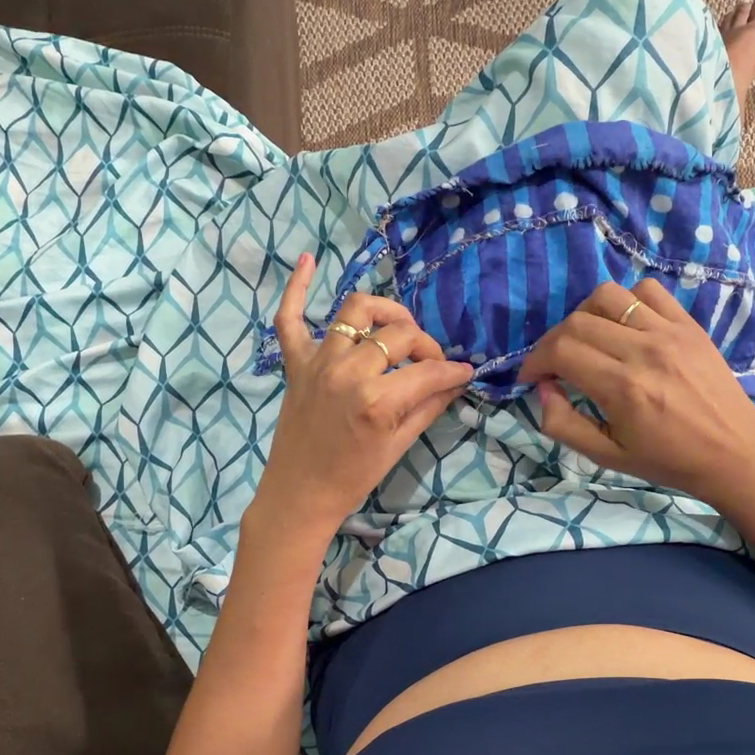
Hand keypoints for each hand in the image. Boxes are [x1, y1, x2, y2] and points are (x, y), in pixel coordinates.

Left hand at [256, 254, 475, 535]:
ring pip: (356, 310)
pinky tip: (308, 259)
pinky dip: (296, 287)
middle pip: (398, 334)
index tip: (464, 372)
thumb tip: (456, 381)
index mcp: (377, 399)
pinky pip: (289, 318)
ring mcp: (318, 362)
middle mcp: (347, 371)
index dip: (452, 370)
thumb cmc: (352, 478)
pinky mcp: (295, 363)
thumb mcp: (398, 446)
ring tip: (396, 328)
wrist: (300, 495)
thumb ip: (428, 406)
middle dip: (424, 345)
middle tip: (430, 363)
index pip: (428, 369)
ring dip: (384, 313)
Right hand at [516, 279, 754, 506]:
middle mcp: (644, 351)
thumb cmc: (666, 460)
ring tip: (586, 342)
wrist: (733, 453)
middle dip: (552, 342)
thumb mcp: (606, 456)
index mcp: (622, 388)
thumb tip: (544, 389)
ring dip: (584, 315)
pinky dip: (624, 303)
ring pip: (608, 296)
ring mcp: (670, 332)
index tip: (532, 377)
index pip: (560, 350)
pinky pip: (647, 293)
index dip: (535, 360)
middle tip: (553, 365)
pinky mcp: (689, 325)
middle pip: (577, 322)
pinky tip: (623, 328)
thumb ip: (563, 424)